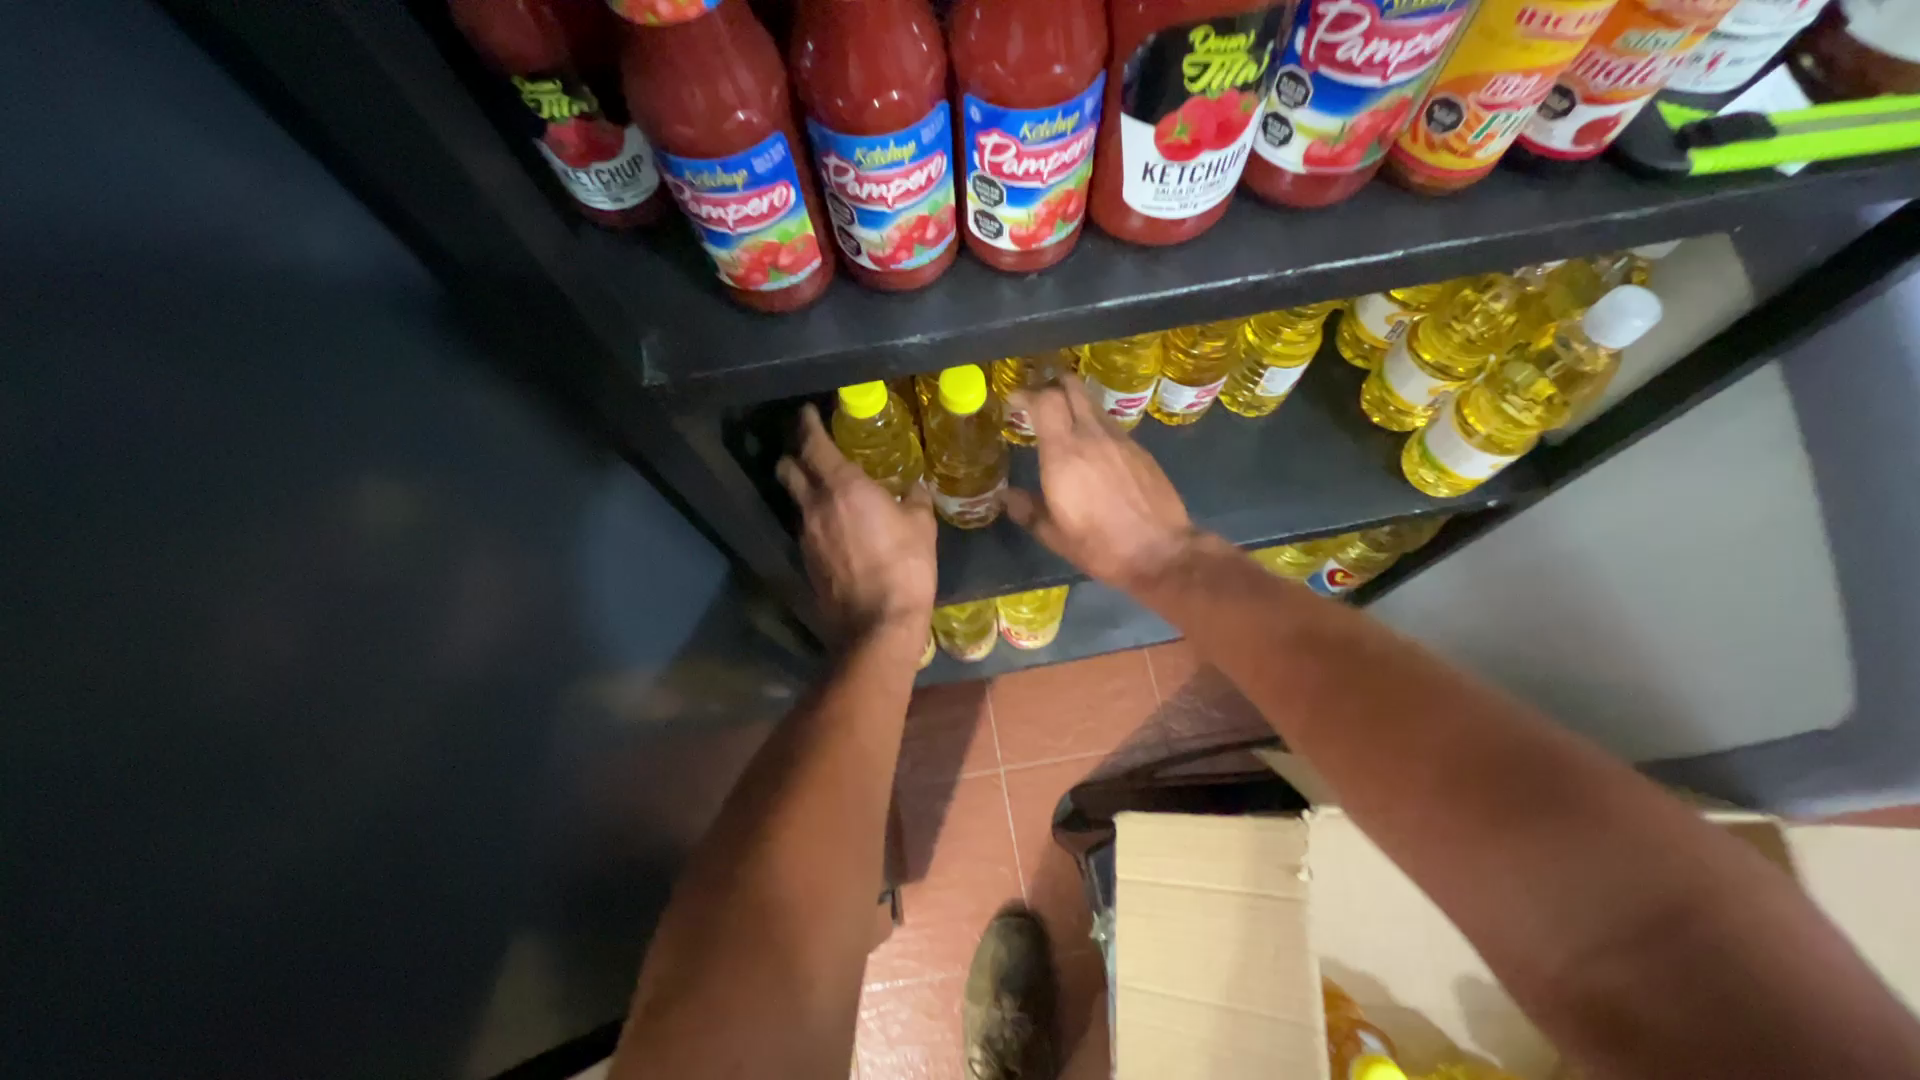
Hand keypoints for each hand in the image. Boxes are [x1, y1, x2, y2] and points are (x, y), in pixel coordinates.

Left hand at [777, 404, 936, 639]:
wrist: (877, 624)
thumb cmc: (905, 567)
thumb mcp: (921, 526)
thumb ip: (915, 500)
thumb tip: (915, 488)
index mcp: (843, 486)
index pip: (812, 444)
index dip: (807, 425)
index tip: (808, 413)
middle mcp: (815, 505)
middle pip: (788, 468)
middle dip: (795, 453)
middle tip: (811, 448)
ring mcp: (805, 535)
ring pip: (796, 500)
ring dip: (805, 489)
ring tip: (828, 489)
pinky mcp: (805, 561)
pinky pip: (806, 527)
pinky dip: (815, 518)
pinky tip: (835, 526)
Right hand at [1003, 380, 1200, 588]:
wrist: (1161, 552)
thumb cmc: (1101, 547)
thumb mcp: (1055, 536)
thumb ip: (1028, 510)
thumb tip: (1008, 496)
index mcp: (1064, 454)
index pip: (1044, 401)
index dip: (1026, 394)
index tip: (1014, 399)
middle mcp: (1092, 436)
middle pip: (1072, 389)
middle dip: (1052, 384)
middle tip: (1039, 396)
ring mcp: (1120, 440)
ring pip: (1093, 405)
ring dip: (1075, 403)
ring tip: (1064, 420)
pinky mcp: (1140, 449)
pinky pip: (1110, 425)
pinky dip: (1095, 424)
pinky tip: (1093, 446)